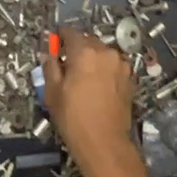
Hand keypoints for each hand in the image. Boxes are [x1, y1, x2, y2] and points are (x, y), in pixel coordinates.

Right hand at [42, 29, 135, 165]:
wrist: (104, 142)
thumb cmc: (73, 117)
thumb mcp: (53, 92)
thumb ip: (50, 67)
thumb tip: (47, 53)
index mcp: (85, 52)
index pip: (70, 34)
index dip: (60, 37)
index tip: (54, 44)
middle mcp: (106, 52)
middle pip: (88, 41)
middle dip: (77, 48)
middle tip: (66, 63)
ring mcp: (121, 64)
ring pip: (102, 53)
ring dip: (92, 58)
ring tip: (83, 76)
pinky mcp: (129, 78)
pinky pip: (113, 65)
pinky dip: (104, 69)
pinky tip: (98, 84)